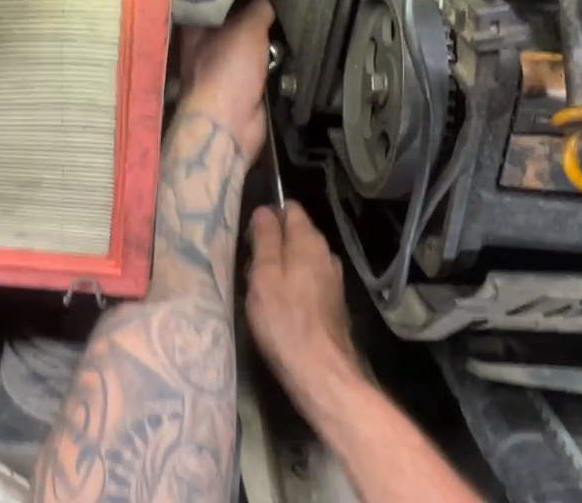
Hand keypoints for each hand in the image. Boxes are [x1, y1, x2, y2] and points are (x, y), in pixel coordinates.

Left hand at [176, 0, 274, 161]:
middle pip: (240, 17)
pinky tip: (287, 53)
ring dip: (272, 39)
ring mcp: (227, 64)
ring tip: (286, 28)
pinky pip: (267, 63)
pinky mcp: (245, 83)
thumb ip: (260, 4)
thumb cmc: (224, 75)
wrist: (231, 125)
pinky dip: (278, 60)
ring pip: (255, 40)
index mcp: (198, 24)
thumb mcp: (247, 26)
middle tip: (280, 3)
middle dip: (261, 13)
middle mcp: (209, 42)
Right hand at [246, 204, 357, 410]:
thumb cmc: (285, 321)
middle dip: (271, 245)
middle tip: (249, 270)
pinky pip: (306, 280)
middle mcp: (326, 254)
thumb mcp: (264, 275)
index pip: (290, 207)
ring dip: (279, 268)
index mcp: (310, 241)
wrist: (322, 374)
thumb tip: (265, 210)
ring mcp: (332, 279)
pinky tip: (278, 309)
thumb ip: (265, 239)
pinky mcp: (332, 302)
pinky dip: (291, 286)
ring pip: (299, 259)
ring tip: (260, 292)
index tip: (249, 238)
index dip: (267, 215)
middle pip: (294, 233)